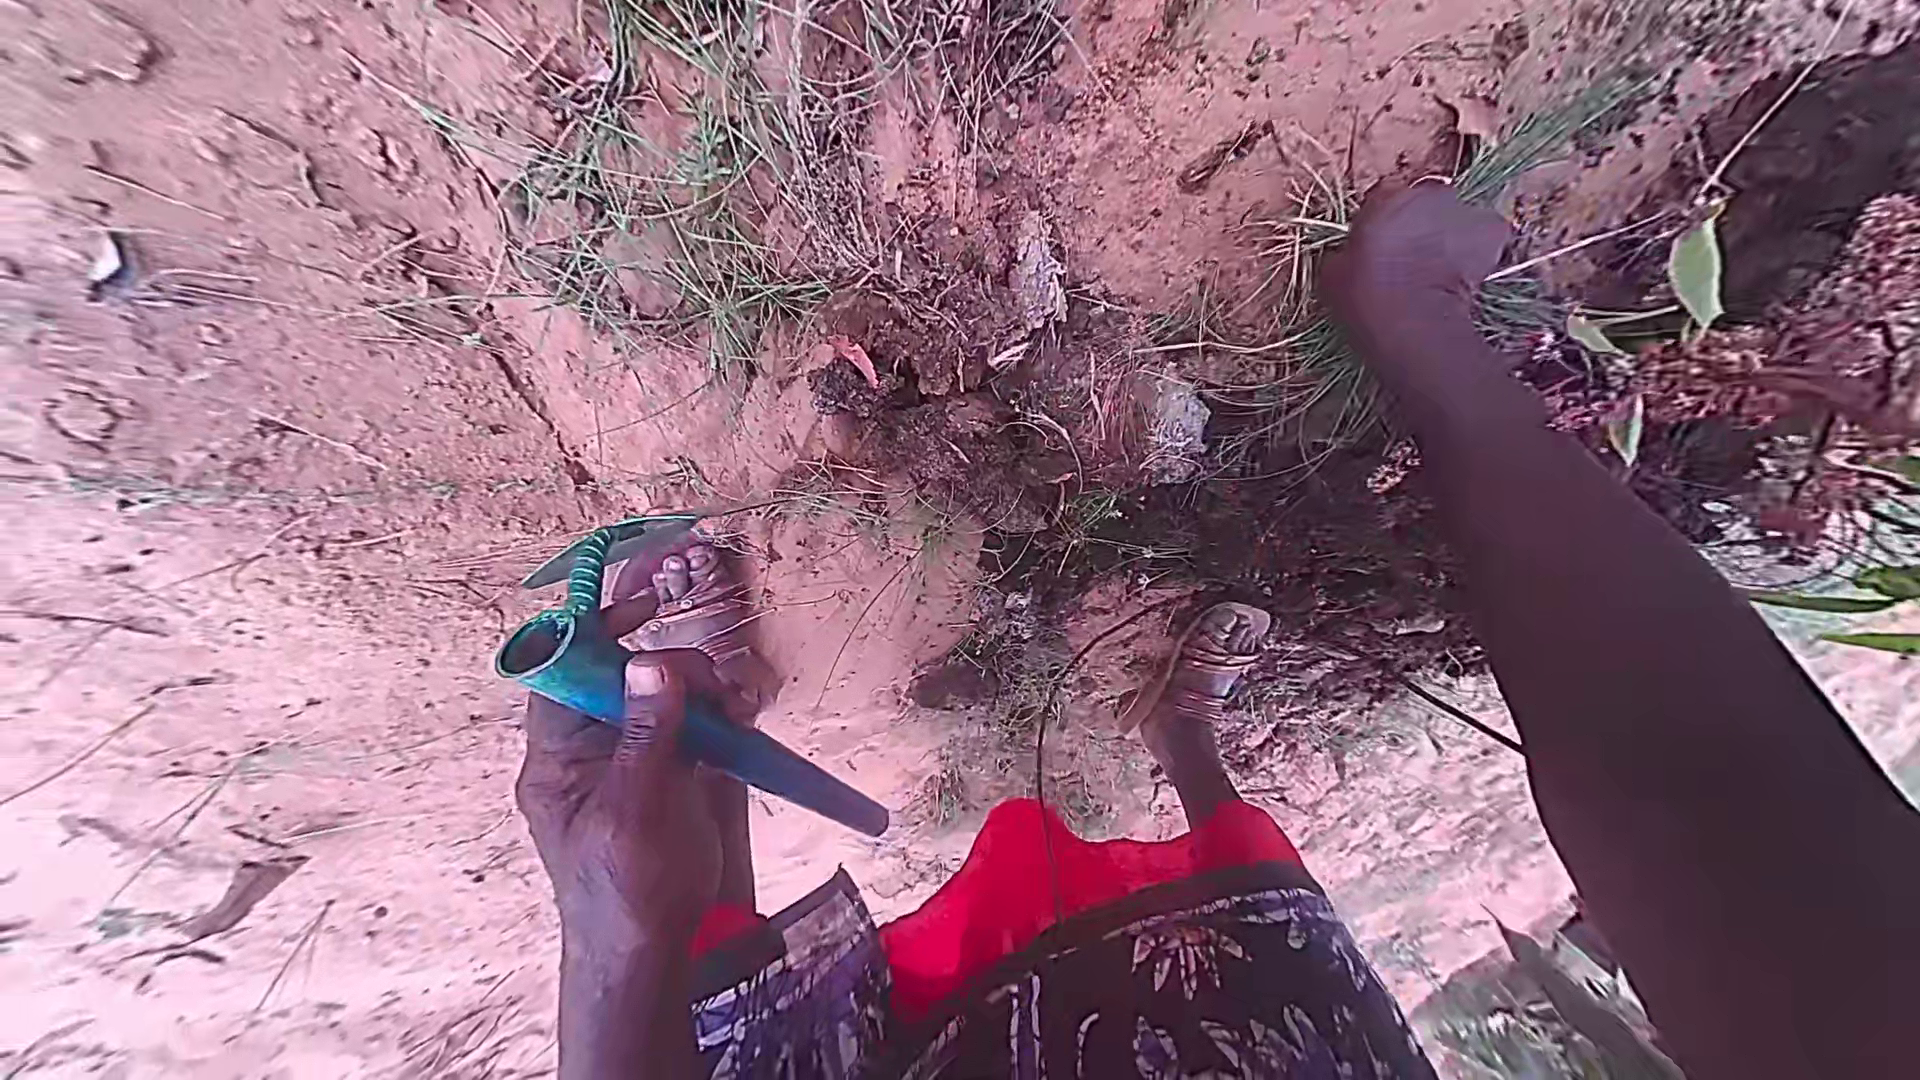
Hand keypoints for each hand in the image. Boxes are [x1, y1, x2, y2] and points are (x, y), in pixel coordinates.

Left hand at [516, 651, 724, 947]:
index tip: (645, 607)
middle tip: (712, 690)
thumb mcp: (631, 812)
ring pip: (670, 690)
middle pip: (630, 673)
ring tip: (734, 709)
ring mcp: (639, 749)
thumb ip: (643, 737)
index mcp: (561, 754)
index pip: (566, 673)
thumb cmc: (625, 888)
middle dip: (674, 670)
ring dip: (705, 688)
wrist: (656, 941)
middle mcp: (597, 742)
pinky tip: (741, 718)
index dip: (597, 632)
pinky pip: (698, 715)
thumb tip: (649, 665)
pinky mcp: (675, 760)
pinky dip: (722, 709)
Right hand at [1320, 180, 1510, 345]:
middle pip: (1423, 202)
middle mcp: (1431, 194)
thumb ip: (1345, 251)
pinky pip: (1481, 236)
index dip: (1376, 221)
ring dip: (1444, 236)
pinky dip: (1472, 250)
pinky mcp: (1495, 232)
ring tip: (1430, 270)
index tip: (1371, 243)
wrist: (1410, 321)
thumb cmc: (1362, 297)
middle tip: (1402, 256)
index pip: (1382, 197)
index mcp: (1388, 199)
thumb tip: (1349, 252)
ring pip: (1454, 218)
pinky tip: (1457, 276)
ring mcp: (1468, 210)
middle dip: (1415, 223)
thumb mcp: (1332, 274)